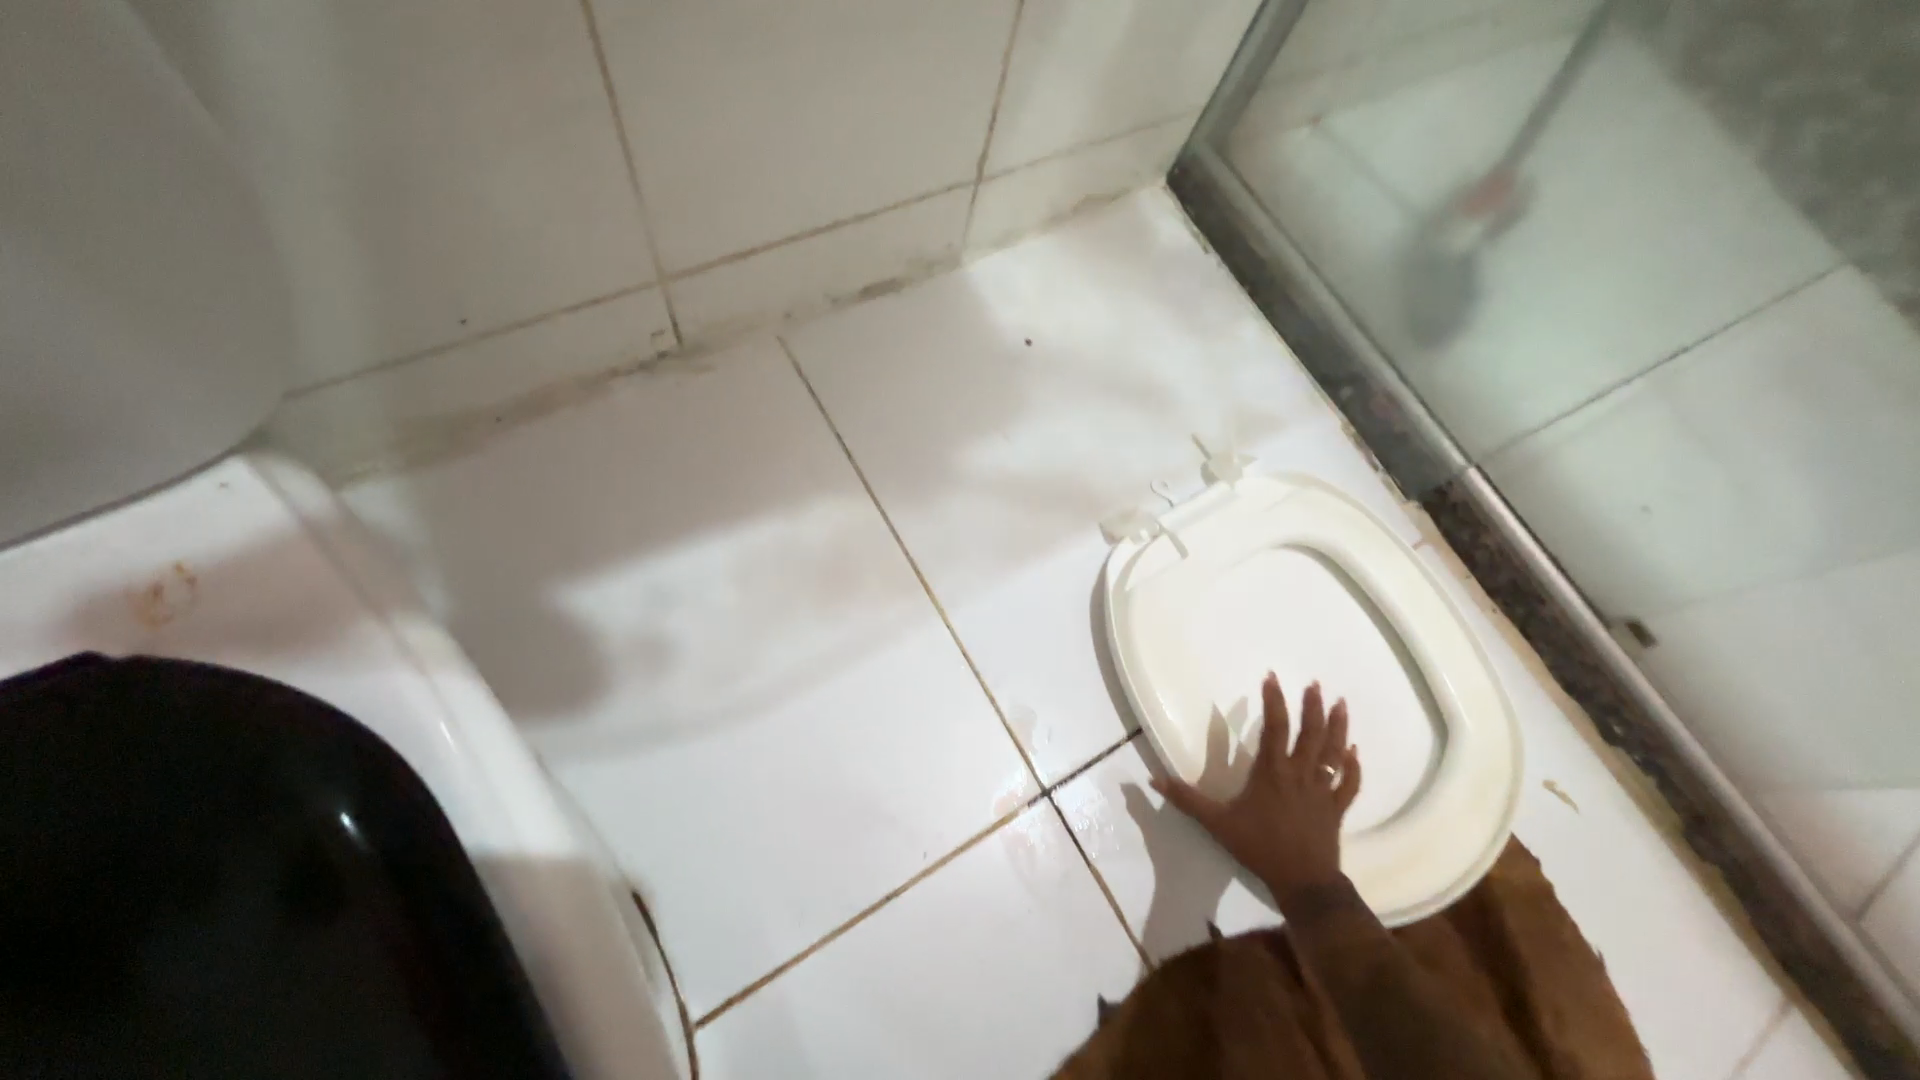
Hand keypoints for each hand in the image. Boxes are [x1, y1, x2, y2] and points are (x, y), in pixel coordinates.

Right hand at [1150, 674, 1361, 908]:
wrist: (1302, 881)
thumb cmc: (1258, 848)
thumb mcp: (1216, 823)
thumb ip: (1186, 800)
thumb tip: (1154, 780)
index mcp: (1272, 772)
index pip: (1274, 727)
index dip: (1274, 701)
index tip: (1272, 678)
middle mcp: (1300, 774)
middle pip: (1310, 733)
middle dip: (1312, 706)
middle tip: (1315, 684)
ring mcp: (1322, 790)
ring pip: (1333, 752)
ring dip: (1338, 727)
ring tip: (1341, 703)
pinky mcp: (1336, 808)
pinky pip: (1349, 783)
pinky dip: (1353, 766)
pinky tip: (1354, 751)